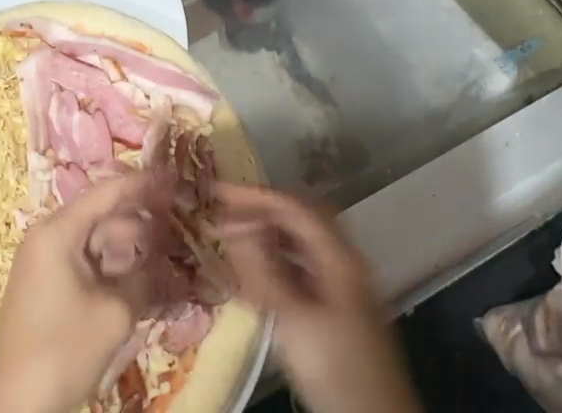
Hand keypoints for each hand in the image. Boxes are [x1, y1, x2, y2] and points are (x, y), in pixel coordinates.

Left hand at [0, 173, 173, 412]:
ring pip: (99, 243)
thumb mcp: (114, 314)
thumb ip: (145, 277)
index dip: (144, 184)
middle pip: (104, 216)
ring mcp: (47, 263)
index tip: (177, 179)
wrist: (12, 406)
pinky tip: (146, 282)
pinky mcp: (50, 288)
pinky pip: (89, 265)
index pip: (108, 191)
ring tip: (172, 257)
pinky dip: (117, 271)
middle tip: (183, 227)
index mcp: (58, 231)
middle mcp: (50, 238)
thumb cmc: (61, 351)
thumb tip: (168, 260)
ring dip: (133, 250)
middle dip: (144, 223)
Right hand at [214, 184, 420, 412]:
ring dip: (269, 233)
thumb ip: (261, 269)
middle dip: (263, 209)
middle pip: (302, 218)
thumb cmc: (336, 368)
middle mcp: (345, 260)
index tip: (216, 193)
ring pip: (303, 242)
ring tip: (233, 237)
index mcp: (340, 256)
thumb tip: (232, 224)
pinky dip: (277, 259)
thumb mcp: (293, 318)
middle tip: (225, 211)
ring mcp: (344, 283)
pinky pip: (303, 266)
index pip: (294, 207)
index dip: (255, 195)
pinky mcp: (337, 306)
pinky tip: (256, 272)